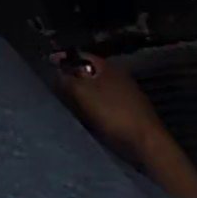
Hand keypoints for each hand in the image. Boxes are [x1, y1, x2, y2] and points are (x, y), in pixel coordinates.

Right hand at [54, 52, 168, 160]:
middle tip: (57, 85)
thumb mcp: (84, 94)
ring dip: (84, 92)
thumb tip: (54, 72)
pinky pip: (106, 101)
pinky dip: (95, 104)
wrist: (147, 142)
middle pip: (89, 71)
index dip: (64, 58)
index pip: (81, 55)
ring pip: (98, 87)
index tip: (50, 65)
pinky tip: (88, 115)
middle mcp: (118, 74)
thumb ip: (67, 80)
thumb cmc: (113, 112)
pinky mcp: (131, 110)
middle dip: (73, 76)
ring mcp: (127, 92)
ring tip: (69, 101)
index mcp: (107, 66)